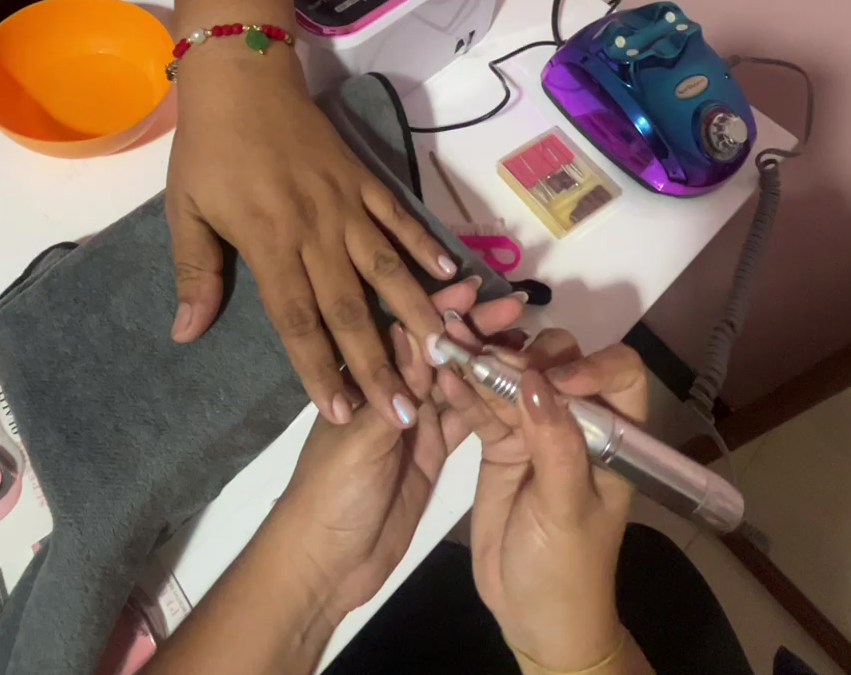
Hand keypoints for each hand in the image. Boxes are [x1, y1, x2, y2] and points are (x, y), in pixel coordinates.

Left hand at [166, 45, 456, 427]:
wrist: (243, 82)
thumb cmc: (209, 151)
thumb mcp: (185, 210)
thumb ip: (194, 272)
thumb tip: (186, 334)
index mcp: (269, 242)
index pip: (297, 318)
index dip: (317, 368)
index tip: (339, 413)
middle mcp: (316, 230)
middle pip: (350, 306)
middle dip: (376, 362)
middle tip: (403, 411)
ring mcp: (347, 204)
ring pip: (387, 267)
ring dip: (415, 314)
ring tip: (443, 354)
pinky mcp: (364, 180)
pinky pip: (399, 217)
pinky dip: (423, 245)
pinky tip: (448, 275)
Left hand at [262, 279, 521, 620]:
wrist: (327, 564)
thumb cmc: (331, 493)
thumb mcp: (359, 441)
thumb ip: (390, 391)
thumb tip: (416, 332)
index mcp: (360, 377)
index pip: (402, 332)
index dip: (436, 307)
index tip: (475, 287)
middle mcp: (388, 389)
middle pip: (434, 351)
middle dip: (470, 328)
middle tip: (513, 307)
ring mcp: (412, 419)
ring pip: (454, 380)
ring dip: (484, 359)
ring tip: (523, 335)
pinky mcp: (432, 449)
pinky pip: (463, 417)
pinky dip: (486, 400)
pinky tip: (516, 383)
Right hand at [435, 320, 648, 670]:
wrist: (534, 617)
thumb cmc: (568, 569)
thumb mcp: (567, 509)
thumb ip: (555, 444)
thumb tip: (535, 380)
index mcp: (613, 435)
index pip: (618, 375)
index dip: (590, 365)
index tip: (552, 379)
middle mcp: (575, 421)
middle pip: (558, 363)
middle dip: (526, 355)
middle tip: (491, 359)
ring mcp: (534, 429)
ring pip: (514, 378)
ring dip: (486, 362)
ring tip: (454, 345)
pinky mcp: (499, 443)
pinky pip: (482, 406)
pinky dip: (464, 390)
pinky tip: (445, 374)